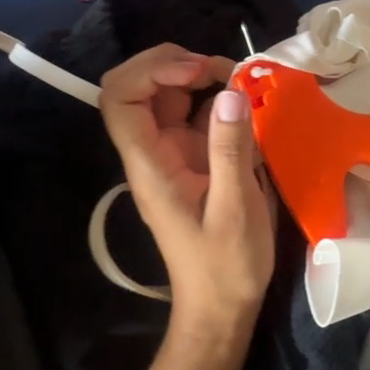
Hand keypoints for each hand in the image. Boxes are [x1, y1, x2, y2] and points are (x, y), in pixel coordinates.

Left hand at [99, 44, 274, 330]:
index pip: (121, 98)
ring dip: (202, 73)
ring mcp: (172, 149)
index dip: (153, 71)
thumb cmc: (225, 264)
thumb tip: (230, 92)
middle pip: (139, 84)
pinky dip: (219, 93)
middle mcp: (154, 149)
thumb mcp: (235, 207)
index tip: (199, 73)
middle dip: (178, 63)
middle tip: (226, 70)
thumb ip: (229, 149)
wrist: (222, 306)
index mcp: (150, 163)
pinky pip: (197, 108)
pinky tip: (248, 99)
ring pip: (169, 90)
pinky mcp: (194, 153)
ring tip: (243, 80)